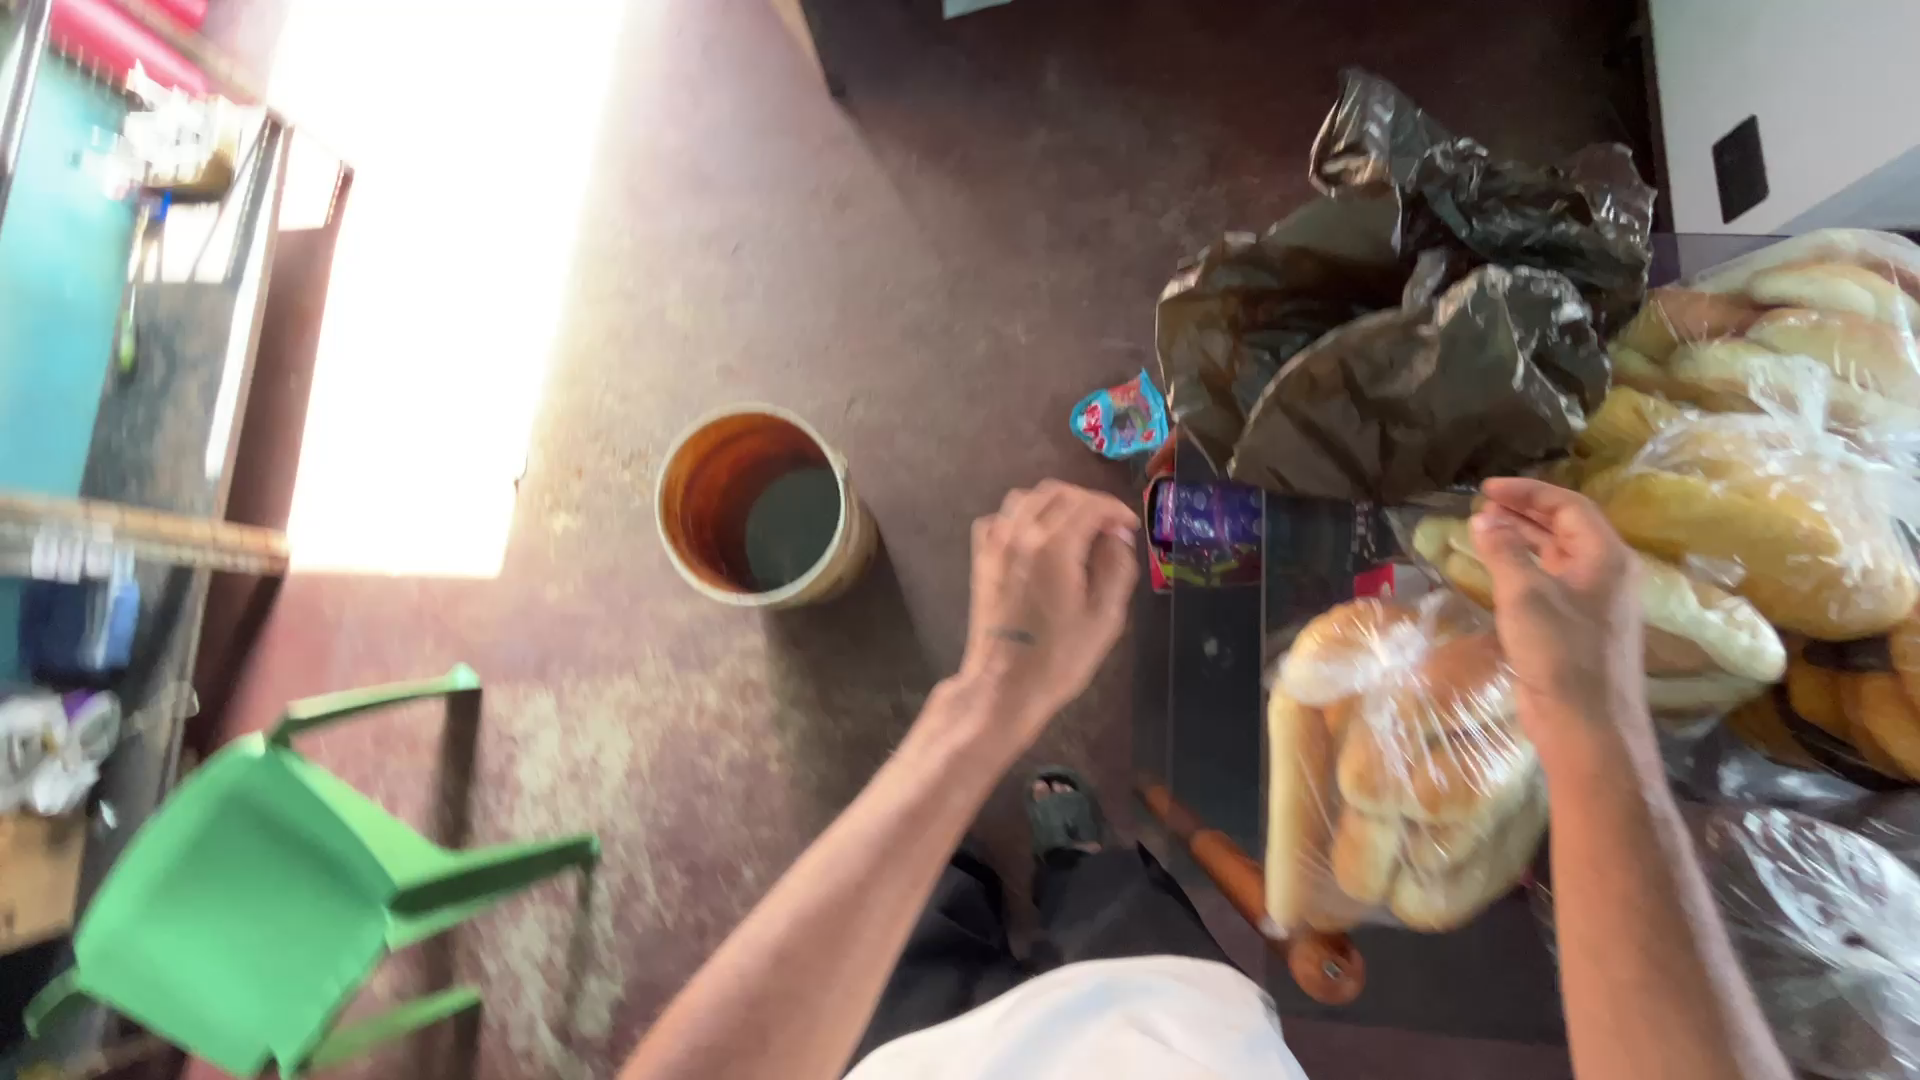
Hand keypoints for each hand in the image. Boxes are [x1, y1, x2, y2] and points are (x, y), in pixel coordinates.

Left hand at [959, 480, 1140, 749]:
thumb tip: (1117, 536)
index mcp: (1054, 546)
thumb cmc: (1059, 657)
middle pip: (1056, 492)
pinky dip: (1023, 517)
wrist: (1004, 685)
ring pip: (1026, 498)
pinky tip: (1037, 538)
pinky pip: (1001, 519)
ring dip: (1055, 503)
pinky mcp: (982, 559)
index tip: (1129, 525)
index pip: (1089, 505)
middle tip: (1108, 526)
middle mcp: (1020, 534)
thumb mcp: (1105, 617)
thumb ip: (1116, 566)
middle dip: (1088, 501)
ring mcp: (995, 545)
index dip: (1115, 508)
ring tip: (1076, 528)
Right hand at [1470, 478, 1648, 747]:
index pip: (1569, 507)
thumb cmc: (1559, 650)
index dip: (1527, 492)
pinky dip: (1521, 565)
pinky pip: (1549, 579)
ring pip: (1556, 554)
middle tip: (1482, 505)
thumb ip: (1503, 551)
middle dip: (1523, 512)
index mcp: (1606, 558)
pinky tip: (1496, 570)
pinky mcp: (1575, 624)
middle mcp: (1605, 574)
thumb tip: (1483, 520)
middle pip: (1566, 528)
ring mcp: (1592, 601)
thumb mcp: (1524, 594)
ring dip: (1521, 537)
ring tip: (1484, 529)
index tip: (1486, 489)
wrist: (1585, 718)